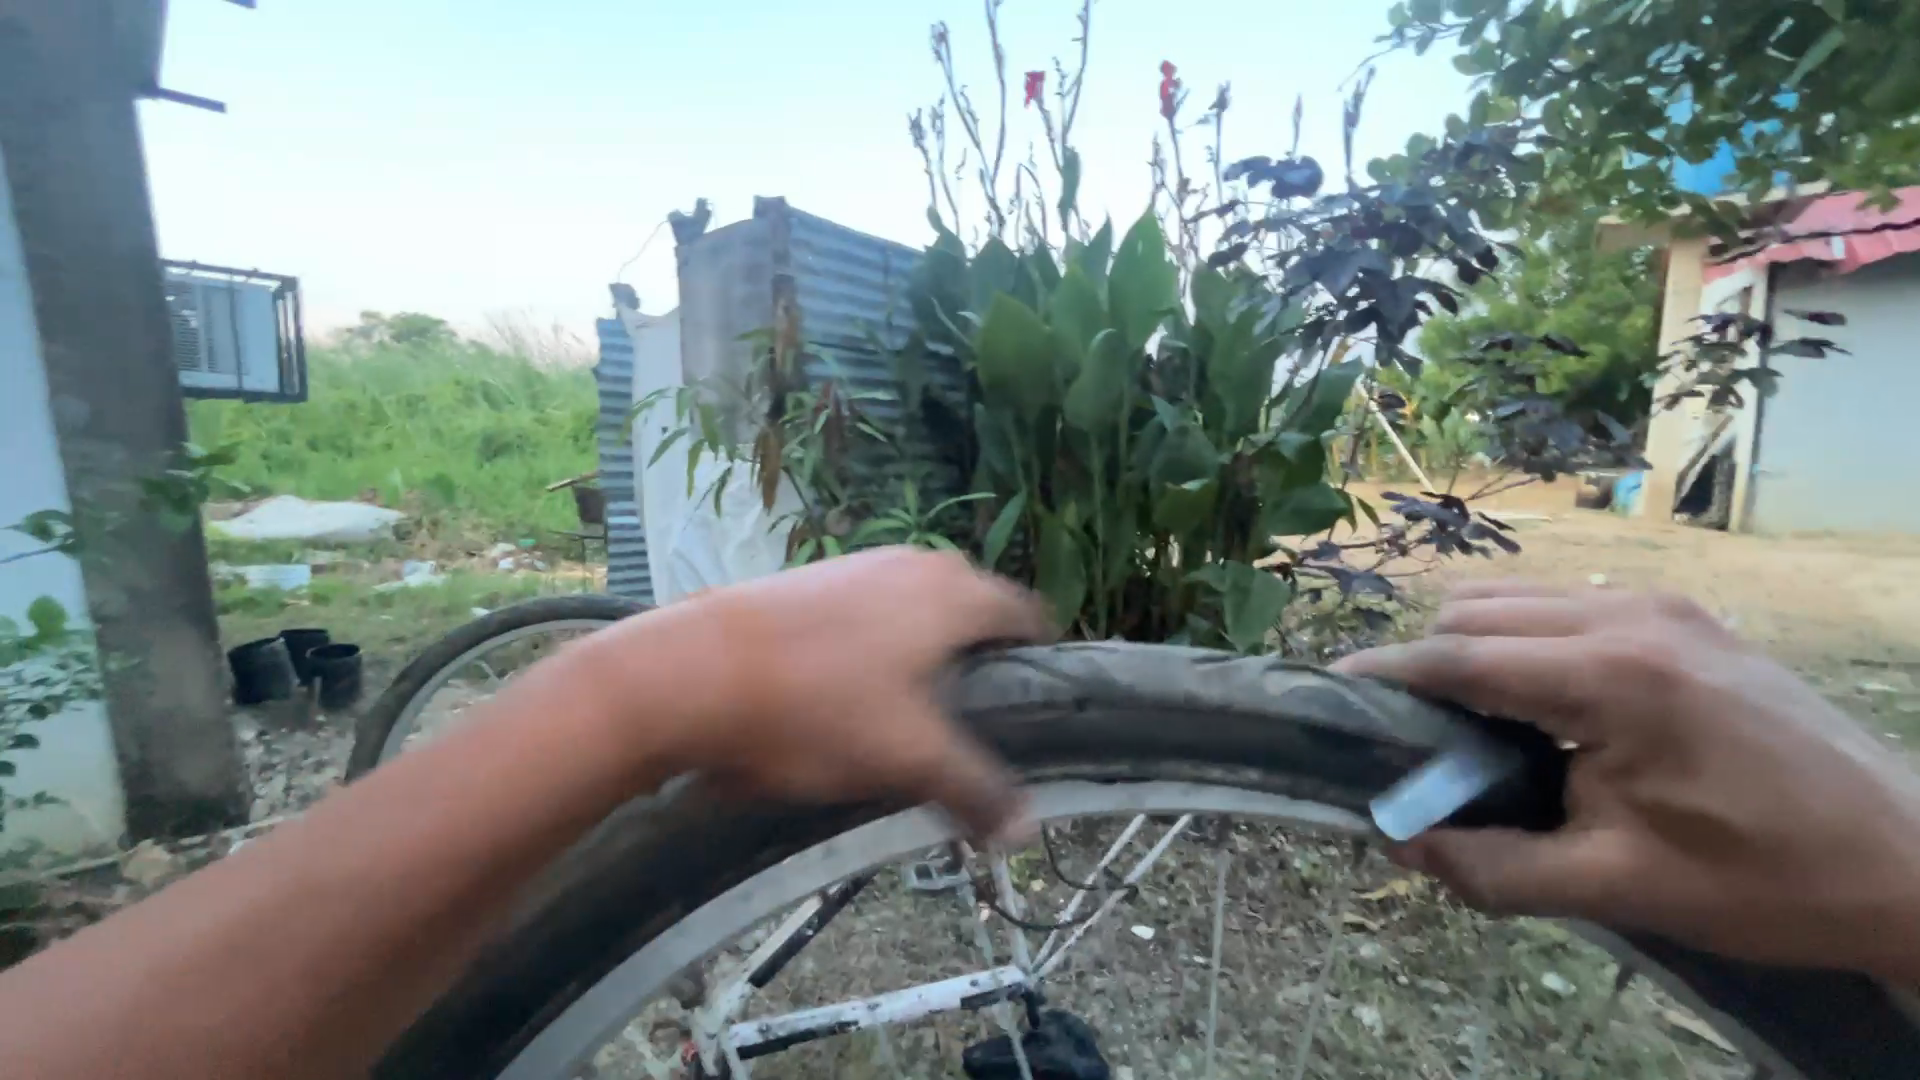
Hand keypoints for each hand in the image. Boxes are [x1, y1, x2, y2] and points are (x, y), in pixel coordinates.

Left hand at [581, 548, 1051, 842]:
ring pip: (922, 608)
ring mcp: (863, 563)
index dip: (1040, 659)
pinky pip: (876, 608)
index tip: (1036, 703)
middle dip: (983, 659)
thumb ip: (975, 789)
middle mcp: (917, 563)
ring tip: (915, 708)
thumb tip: (1025, 829)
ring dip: (930, 650)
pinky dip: (884, 641)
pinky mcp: (818, 577)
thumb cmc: (818, 707)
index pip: (1027, 614)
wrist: (692, 671)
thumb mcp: (907, 757)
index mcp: (956, 593)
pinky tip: (853, 686)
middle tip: (978, 717)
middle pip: (975, 610)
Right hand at [1335, 580, 1919, 978]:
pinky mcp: (1673, 611)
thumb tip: (1398, 846)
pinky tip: (1531, 691)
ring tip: (1468, 710)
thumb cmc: (1770, 879)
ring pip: (1504, 597)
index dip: (1385, 670)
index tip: (1331, 684)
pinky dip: (1512, 634)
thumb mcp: (1624, 888)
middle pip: (1470, 614)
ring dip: (1466, 643)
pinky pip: (1549, 601)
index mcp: (1616, 679)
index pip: (1461, 656)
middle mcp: (1627, 619)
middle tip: (1415, 728)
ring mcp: (1655, 605)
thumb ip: (1495, 868)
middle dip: (1425, 663)